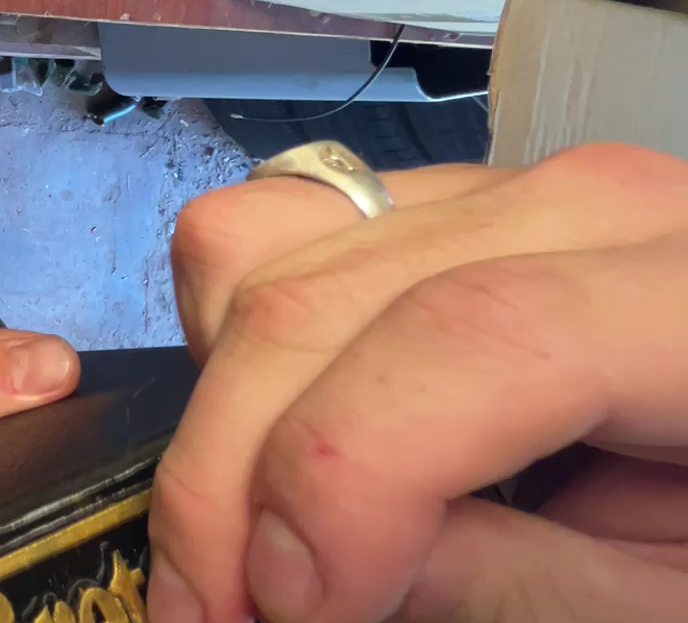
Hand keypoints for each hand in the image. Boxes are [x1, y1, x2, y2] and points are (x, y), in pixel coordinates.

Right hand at [148, 142, 687, 622]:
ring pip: (243, 250)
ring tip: (253, 500)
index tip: (284, 599)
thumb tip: (293, 569)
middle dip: (224, 461)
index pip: (471, 334)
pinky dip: (214, 330)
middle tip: (209, 597)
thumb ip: (509, 587)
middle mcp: (562, 202)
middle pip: (309, 300)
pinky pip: (240, 235)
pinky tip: (270, 414)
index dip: (346, 468)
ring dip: (213, 396)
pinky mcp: (382, 203)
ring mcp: (456, 189)